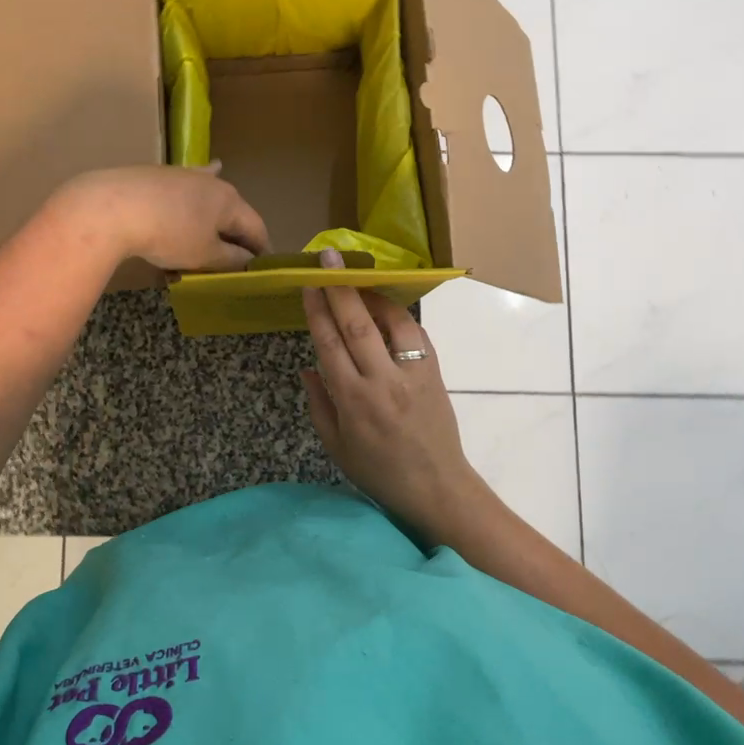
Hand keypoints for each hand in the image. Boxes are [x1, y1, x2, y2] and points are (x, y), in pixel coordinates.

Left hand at [53, 163, 269, 271]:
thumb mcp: (205, 255)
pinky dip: (191, 203)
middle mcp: (212, 183)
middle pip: (232, 213)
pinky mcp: (156, 177)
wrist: (113, 207)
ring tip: (215, 236)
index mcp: (230, 201)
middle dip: (235, 237)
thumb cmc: (169, 234)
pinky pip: (182, 196)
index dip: (262, 250)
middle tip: (234, 261)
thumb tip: (248, 259)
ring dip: (211, 224)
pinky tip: (201, 180)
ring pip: (206, 203)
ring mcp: (183, 176)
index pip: (256, 227)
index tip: (262, 268)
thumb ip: (231, 258)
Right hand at [300, 250, 491, 531]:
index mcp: (353, 401)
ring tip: (358, 276)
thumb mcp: (336, 446)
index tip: (308, 284)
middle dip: (340, 287)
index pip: (330, 344)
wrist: (436, 486)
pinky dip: (399, 316)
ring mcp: (413, 374)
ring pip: (392, 322)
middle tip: (328, 257)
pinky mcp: (435, 373)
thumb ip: (320, 404)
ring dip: (373, 295)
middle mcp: (383, 381)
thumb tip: (309, 367)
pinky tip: (386, 308)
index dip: (317, 310)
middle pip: (358, 324)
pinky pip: (416, 335)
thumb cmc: (378, 472)